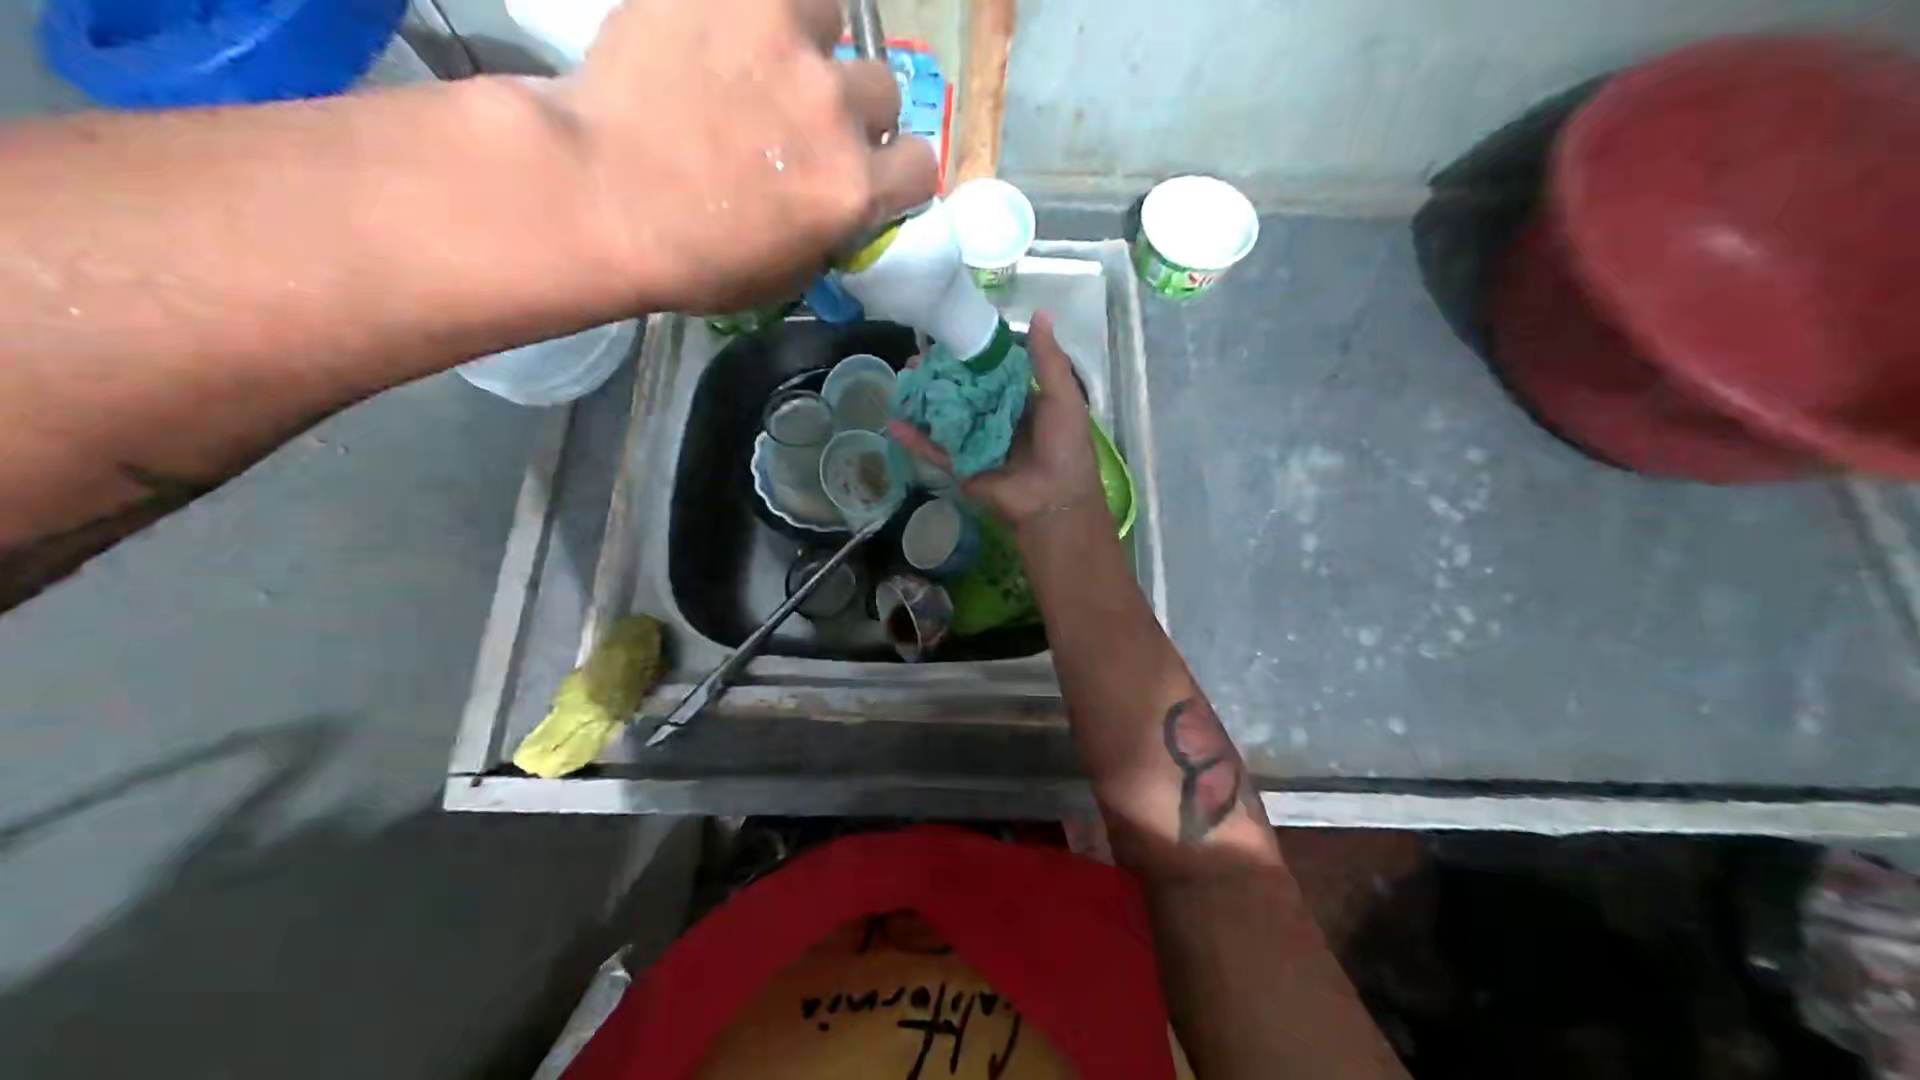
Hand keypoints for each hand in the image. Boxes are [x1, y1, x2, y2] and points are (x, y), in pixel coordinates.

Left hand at [562, 0, 939, 312]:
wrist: (597, 193)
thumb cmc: (693, 260)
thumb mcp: (785, 277)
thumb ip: (833, 232)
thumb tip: (845, 205)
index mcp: (853, 192)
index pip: (922, 166)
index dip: (897, 171)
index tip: (869, 171)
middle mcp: (838, 113)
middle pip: (884, 94)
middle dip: (853, 112)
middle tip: (803, 121)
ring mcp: (789, 43)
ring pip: (840, 25)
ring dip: (813, 47)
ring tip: (763, 62)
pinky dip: (768, 7)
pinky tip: (733, 27)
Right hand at [889, 312, 1105, 526]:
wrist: (1055, 500)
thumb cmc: (1064, 446)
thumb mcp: (1062, 396)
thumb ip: (1047, 359)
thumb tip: (1042, 312)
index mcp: (1019, 403)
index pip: (989, 375)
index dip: (968, 358)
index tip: (947, 340)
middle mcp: (994, 421)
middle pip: (960, 395)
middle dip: (938, 378)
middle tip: (913, 360)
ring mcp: (974, 444)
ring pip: (943, 419)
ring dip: (922, 402)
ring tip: (899, 382)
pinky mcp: (961, 467)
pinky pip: (935, 450)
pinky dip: (914, 438)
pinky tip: (892, 421)